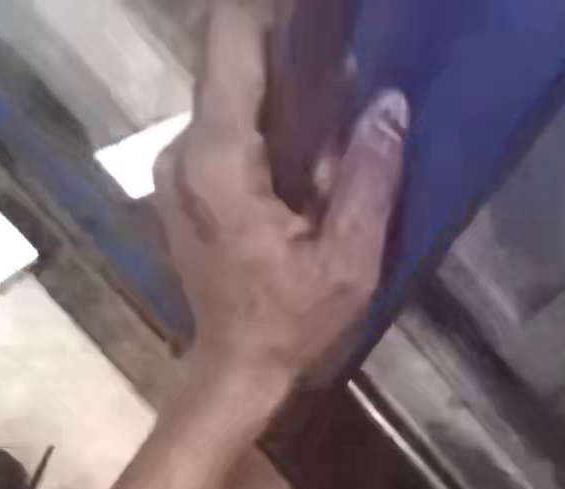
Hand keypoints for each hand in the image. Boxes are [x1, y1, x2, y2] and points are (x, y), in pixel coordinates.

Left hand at [153, 3, 408, 382]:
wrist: (239, 376)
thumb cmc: (292, 328)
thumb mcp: (348, 264)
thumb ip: (370, 179)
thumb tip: (389, 104)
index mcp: (218, 159)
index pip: (234, 34)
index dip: (284, 15)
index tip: (334, 30)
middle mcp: (182, 152)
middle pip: (235, 69)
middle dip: (295, 73)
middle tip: (351, 102)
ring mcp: (175, 175)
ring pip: (231, 106)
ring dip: (283, 114)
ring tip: (331, 153)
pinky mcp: (181, 196)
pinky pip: (223, 141)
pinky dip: (264, 144)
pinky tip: (299, 183)